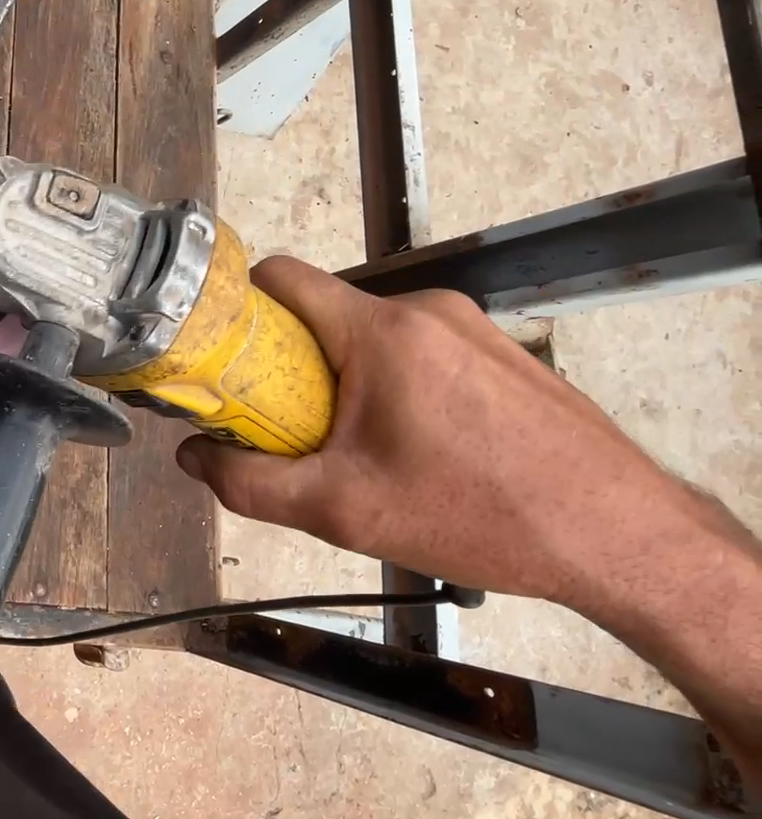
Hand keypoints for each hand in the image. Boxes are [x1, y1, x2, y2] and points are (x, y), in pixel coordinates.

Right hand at [174, 256, 730, 609]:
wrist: (629, 543)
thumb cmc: (476, 516)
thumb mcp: (338, 510)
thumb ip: (246, 482)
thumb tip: (190, 455)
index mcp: (383, 331)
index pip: (281, 276)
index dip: (237, 306)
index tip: (224, 357)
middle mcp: (427, 311)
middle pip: (319, 313)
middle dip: (288, 362)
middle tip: (287, 423)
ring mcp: (472, 327)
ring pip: (365, 334)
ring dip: (338, 376)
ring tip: (351, 442)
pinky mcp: (501, 351)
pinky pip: (414, 349)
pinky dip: (386, 383)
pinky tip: (410, 443)